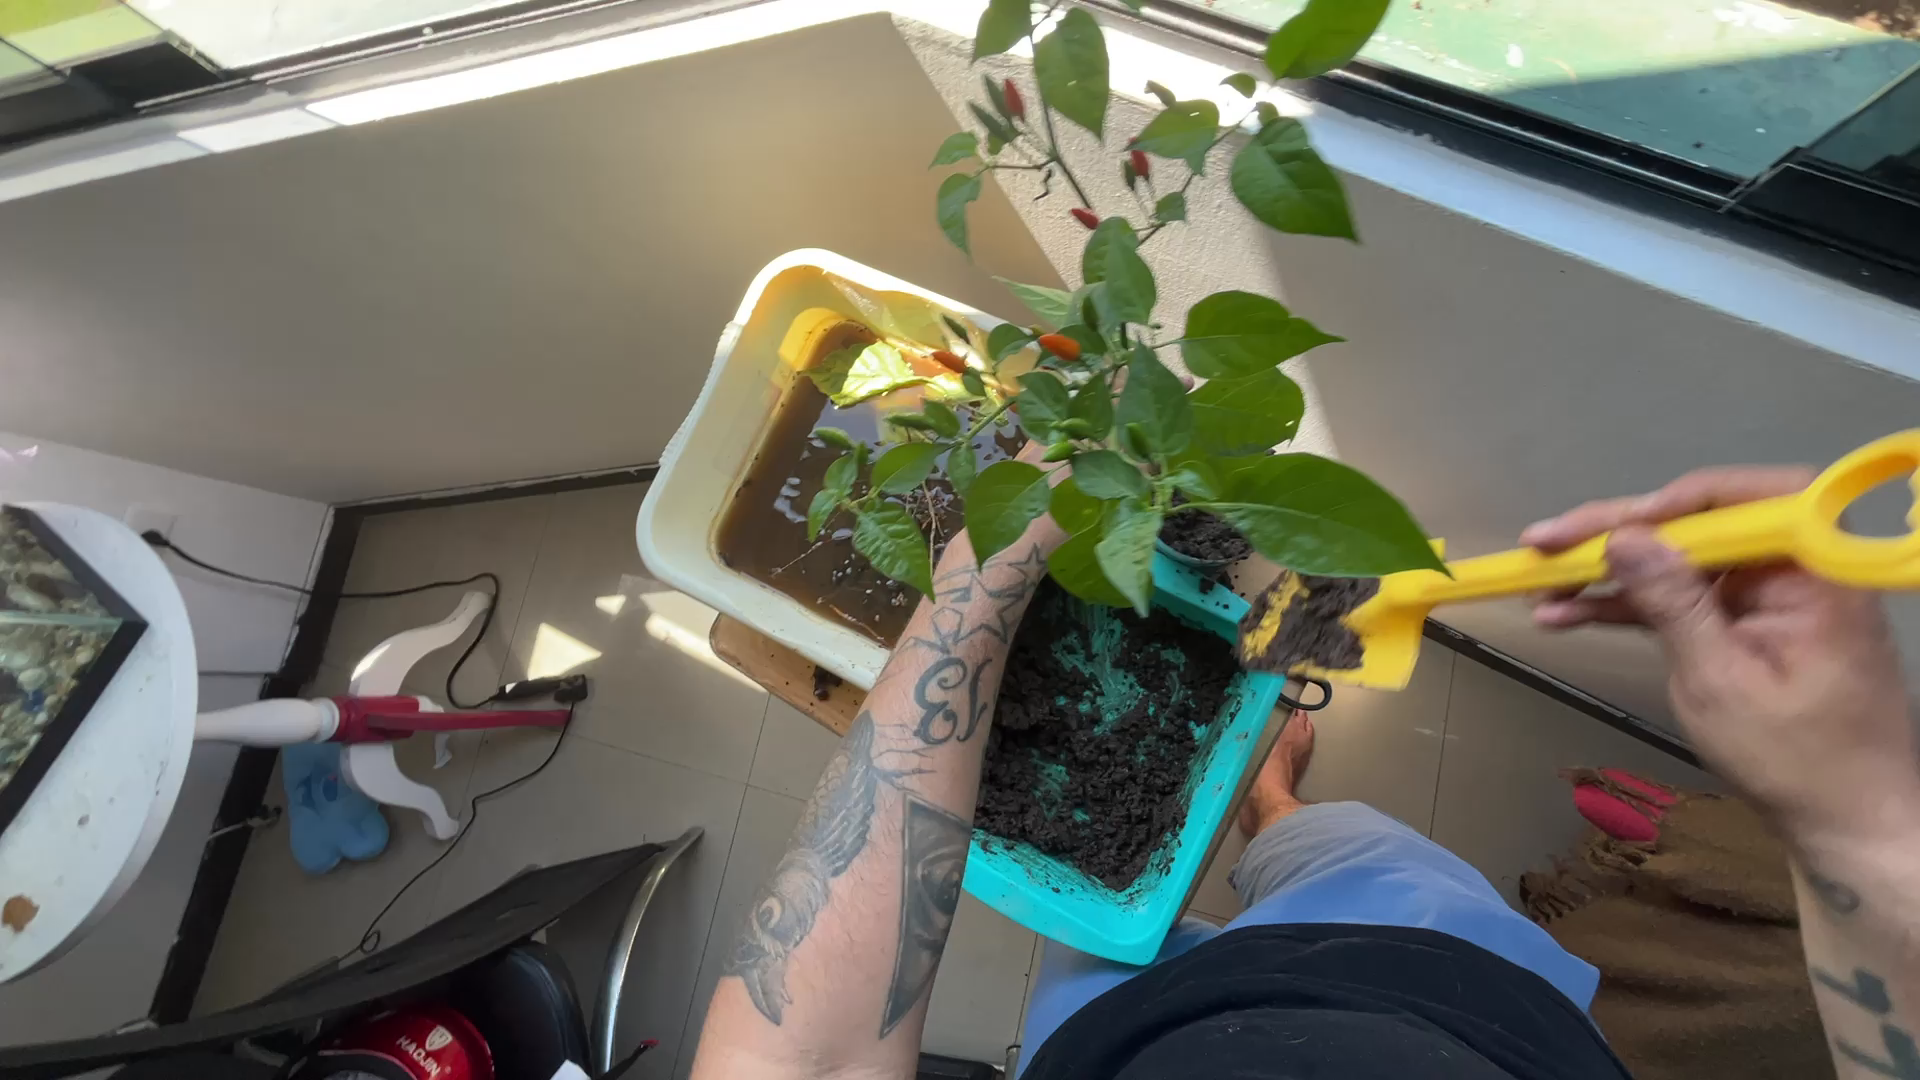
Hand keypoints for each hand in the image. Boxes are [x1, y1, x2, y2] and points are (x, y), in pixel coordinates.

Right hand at [1521, 467, 1919, 842]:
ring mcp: (1754, 599)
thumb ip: (1674, 602)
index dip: (1681, 500)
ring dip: (1598, 573)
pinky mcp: (1728, 621)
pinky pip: (1662, 597)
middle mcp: (1786, 575)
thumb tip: (1626, 539)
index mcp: (1811, 579)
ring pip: (1665, 561)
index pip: (1756, 499)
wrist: (1838, 816)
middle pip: (1691, 527)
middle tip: (1540, 544)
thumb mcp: (1721, 678)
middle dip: (1611, 535)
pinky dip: (1611, 604)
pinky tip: (1560, 615)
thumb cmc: (1795, 753)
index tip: (1617, 526)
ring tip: (1536, 587)